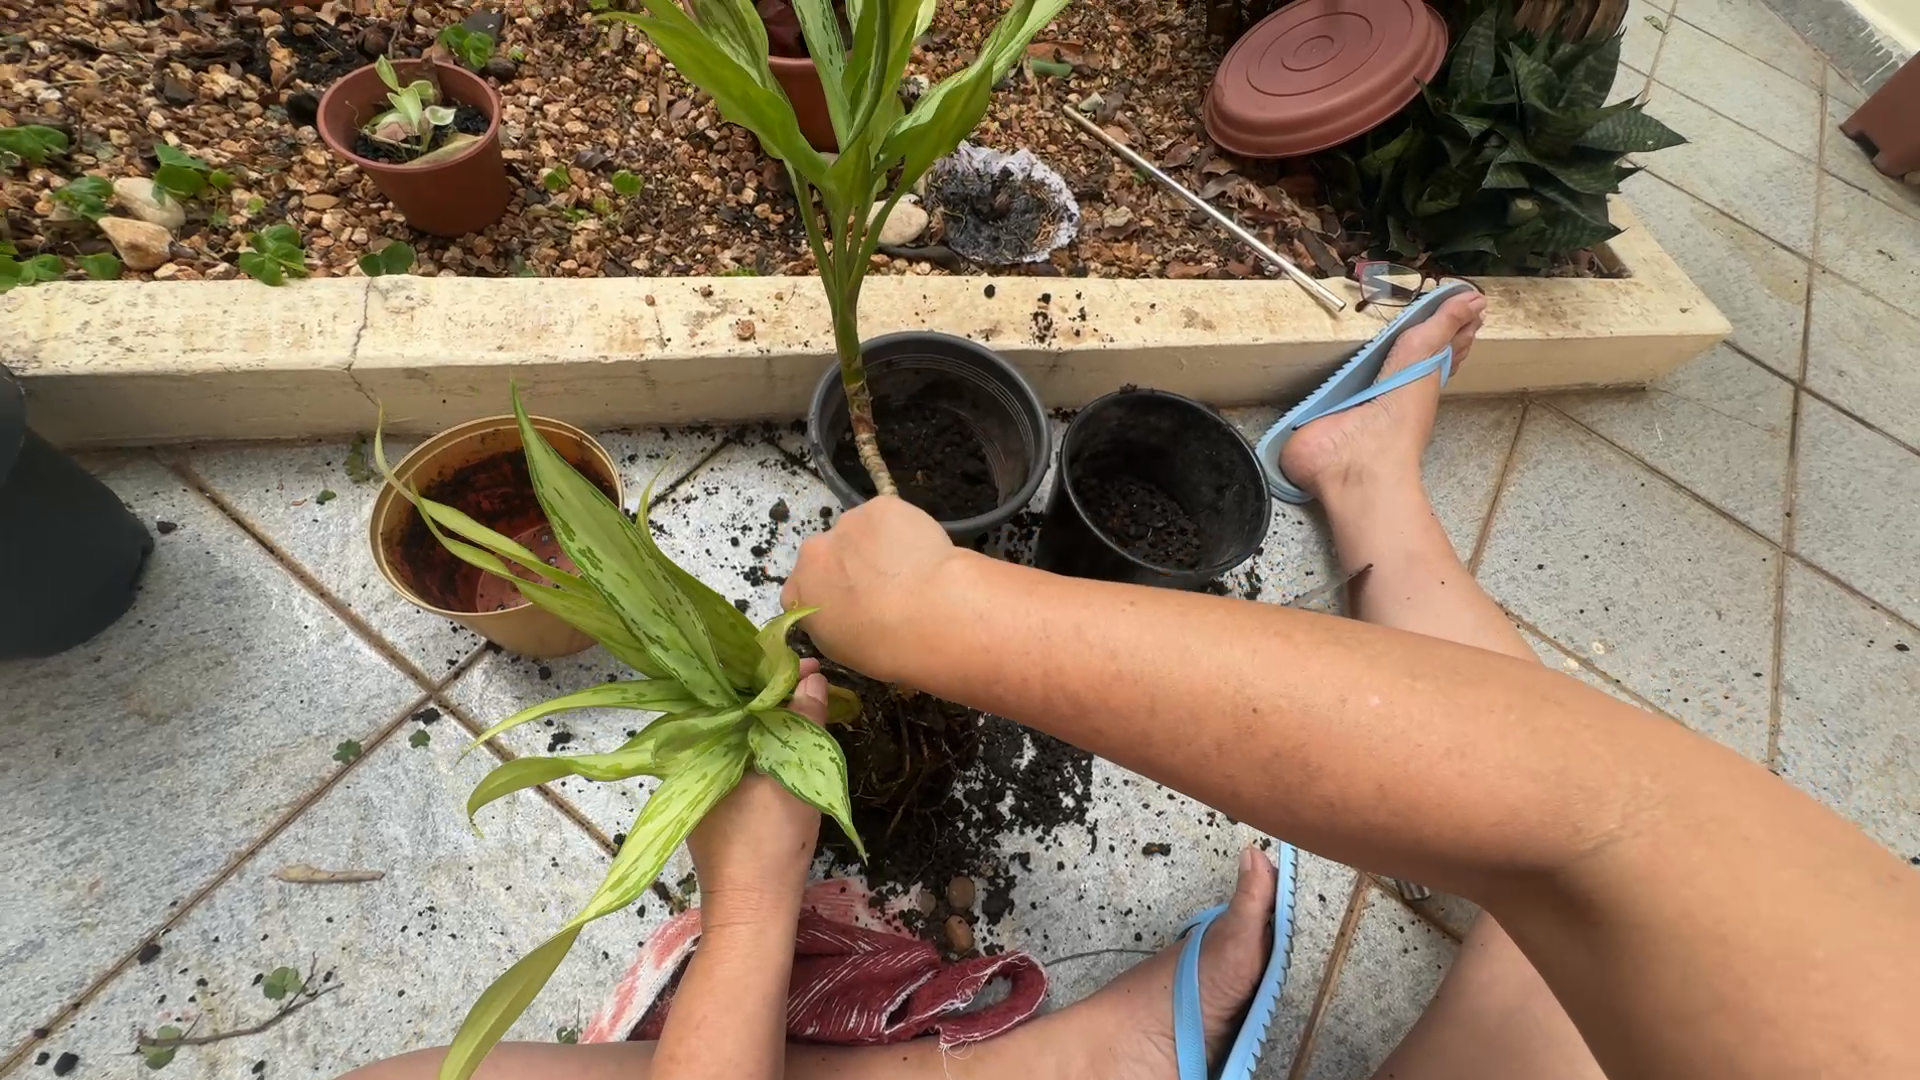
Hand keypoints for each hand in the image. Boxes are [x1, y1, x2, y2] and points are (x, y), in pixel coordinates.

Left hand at [687, 661, 827, 917]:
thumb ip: (803, 722)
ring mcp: (702, 782)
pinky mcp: (716, 801)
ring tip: (809, 700)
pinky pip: (742, 755)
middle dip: (774, 692)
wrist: (754, 911)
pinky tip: (791, 737)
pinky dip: (766, 742)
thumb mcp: (795, 774)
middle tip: (814, 679)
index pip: (732, 691)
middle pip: (736, 710)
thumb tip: (811, 677)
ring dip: (773, 717)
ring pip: (741, 733)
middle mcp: (691, 760)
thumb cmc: (770, 840)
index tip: (808, 664)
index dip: (770, 673)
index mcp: (698, 747)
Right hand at [782, 496, 963, 681]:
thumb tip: (843, 612)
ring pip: (861, 532)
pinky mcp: (882, 506)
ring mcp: (848, 523)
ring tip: (909, 571)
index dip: (830, 595)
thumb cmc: (885, 647)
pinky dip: (904, 530)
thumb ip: (830, 623)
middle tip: (884, 588)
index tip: (854, 607)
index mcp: (799, 590)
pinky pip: (890, 517)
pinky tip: (922, 553)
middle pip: (831, 555)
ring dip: (878, 546)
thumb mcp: (842, 650)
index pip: (802, 589)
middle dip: (852, 567)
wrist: (928, 615)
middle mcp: (814, 551)